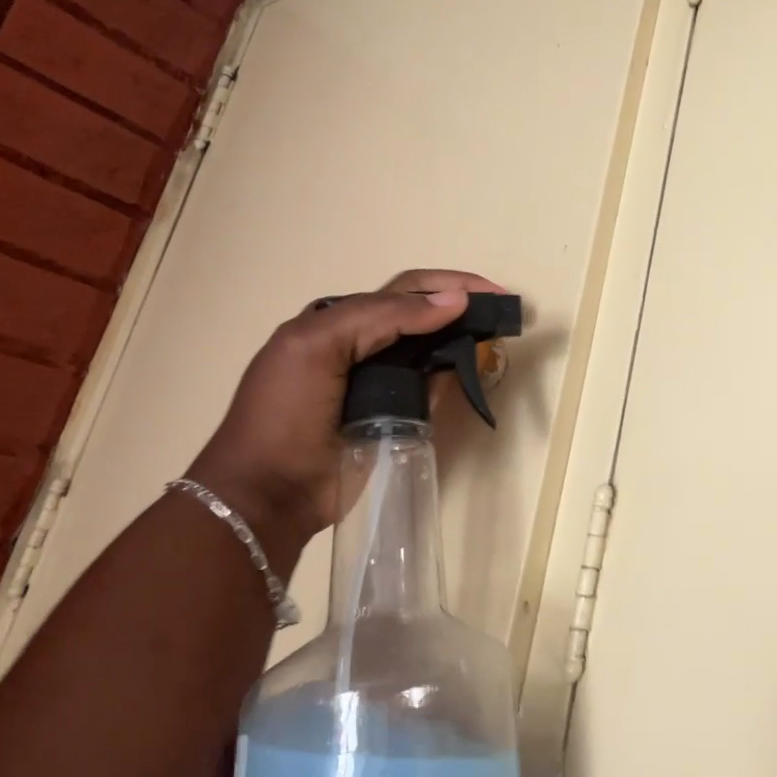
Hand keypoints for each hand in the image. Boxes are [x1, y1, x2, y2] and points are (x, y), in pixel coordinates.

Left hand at [184, 269, 503, 550]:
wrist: (270, 491)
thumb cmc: (285, 412)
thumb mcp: (317, 346)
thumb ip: (380, 317)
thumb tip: (455, 302)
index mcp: (337, 320)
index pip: (403, 290)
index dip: (449, 285)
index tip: (493, 293)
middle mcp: (364, 345)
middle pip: (424, 315)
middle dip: (464, 307)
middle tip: (506, 314)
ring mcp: (384, 382)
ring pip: (434, 350)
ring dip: (466, 339)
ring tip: (499, 339)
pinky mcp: (400, 415)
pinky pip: (435, 387)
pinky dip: (456, 375)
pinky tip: (475, 372)